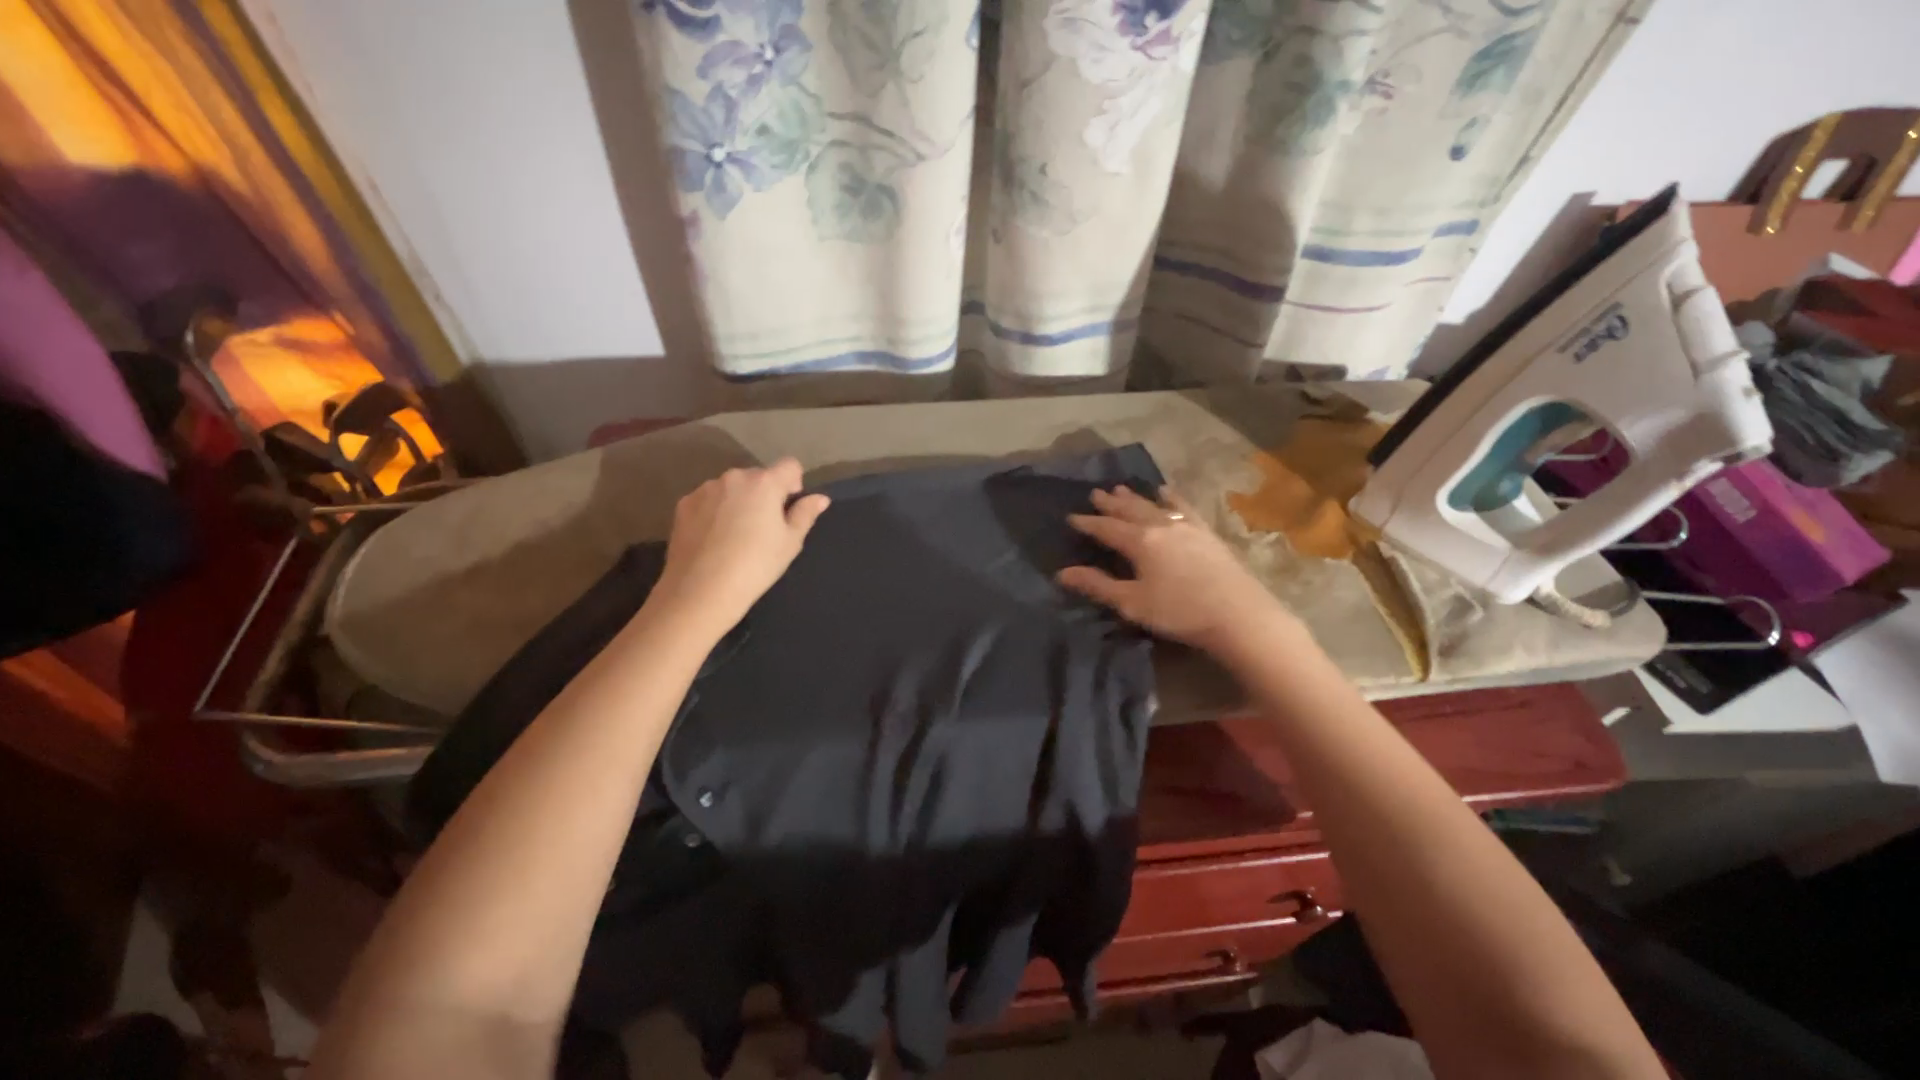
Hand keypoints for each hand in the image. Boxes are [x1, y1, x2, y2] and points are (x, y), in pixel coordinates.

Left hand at [650, 459, 829, 631]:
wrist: (701, 590)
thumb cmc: (755, 566)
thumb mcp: (790, 543)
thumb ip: (805, 514)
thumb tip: (820, 498)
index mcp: (764, 483)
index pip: (790, 466)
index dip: (794, 484)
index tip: (788, 510)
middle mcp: (734, 477)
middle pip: (758, 477)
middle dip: (763, 495)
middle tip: (762, 529)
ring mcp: (705, 489)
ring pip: (730, 488)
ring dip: (737, 502)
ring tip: (734, 536)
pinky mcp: (684, 504)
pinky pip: (708, 500)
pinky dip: (713, 512)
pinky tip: (712, 540)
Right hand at [1059, 486, 1291, 653]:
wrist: (1238, 614)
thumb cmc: (1179, 612)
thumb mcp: (1132, 603)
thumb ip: (1098, 586)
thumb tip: (1063, 573)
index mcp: (1140, 542)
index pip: (1107, 528)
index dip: (1088, 523)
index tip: (1072, 516)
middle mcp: (1162, 526)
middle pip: (1131, 510)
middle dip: (1111, 504)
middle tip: (1095, 493)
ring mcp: (1188, 527)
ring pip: (1155, 505)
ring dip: (1137, 497)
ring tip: (1122, 488)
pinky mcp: (1208, 533)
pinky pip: (1185, 507)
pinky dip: (1172, 498)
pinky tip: (1168, 493)